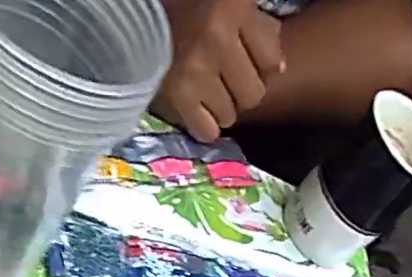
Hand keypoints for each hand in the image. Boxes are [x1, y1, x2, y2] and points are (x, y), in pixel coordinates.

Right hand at [154, 0, 285, 142]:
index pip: (272, 61)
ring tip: (203, 93)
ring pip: (229, 115)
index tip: (243, 65)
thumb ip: (256, 25)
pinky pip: (206, 130)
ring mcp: (198, 71)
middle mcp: (219, 38)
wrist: (132, 21)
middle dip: (240, 92)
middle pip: (252, 94)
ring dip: (219, 109)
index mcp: (235, 7)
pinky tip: (196, 112)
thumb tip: (279, 67)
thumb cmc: (182, 10)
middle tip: (222, 83)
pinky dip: (204, 126)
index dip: (260, 67)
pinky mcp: (179, 97)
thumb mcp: (226, 3)